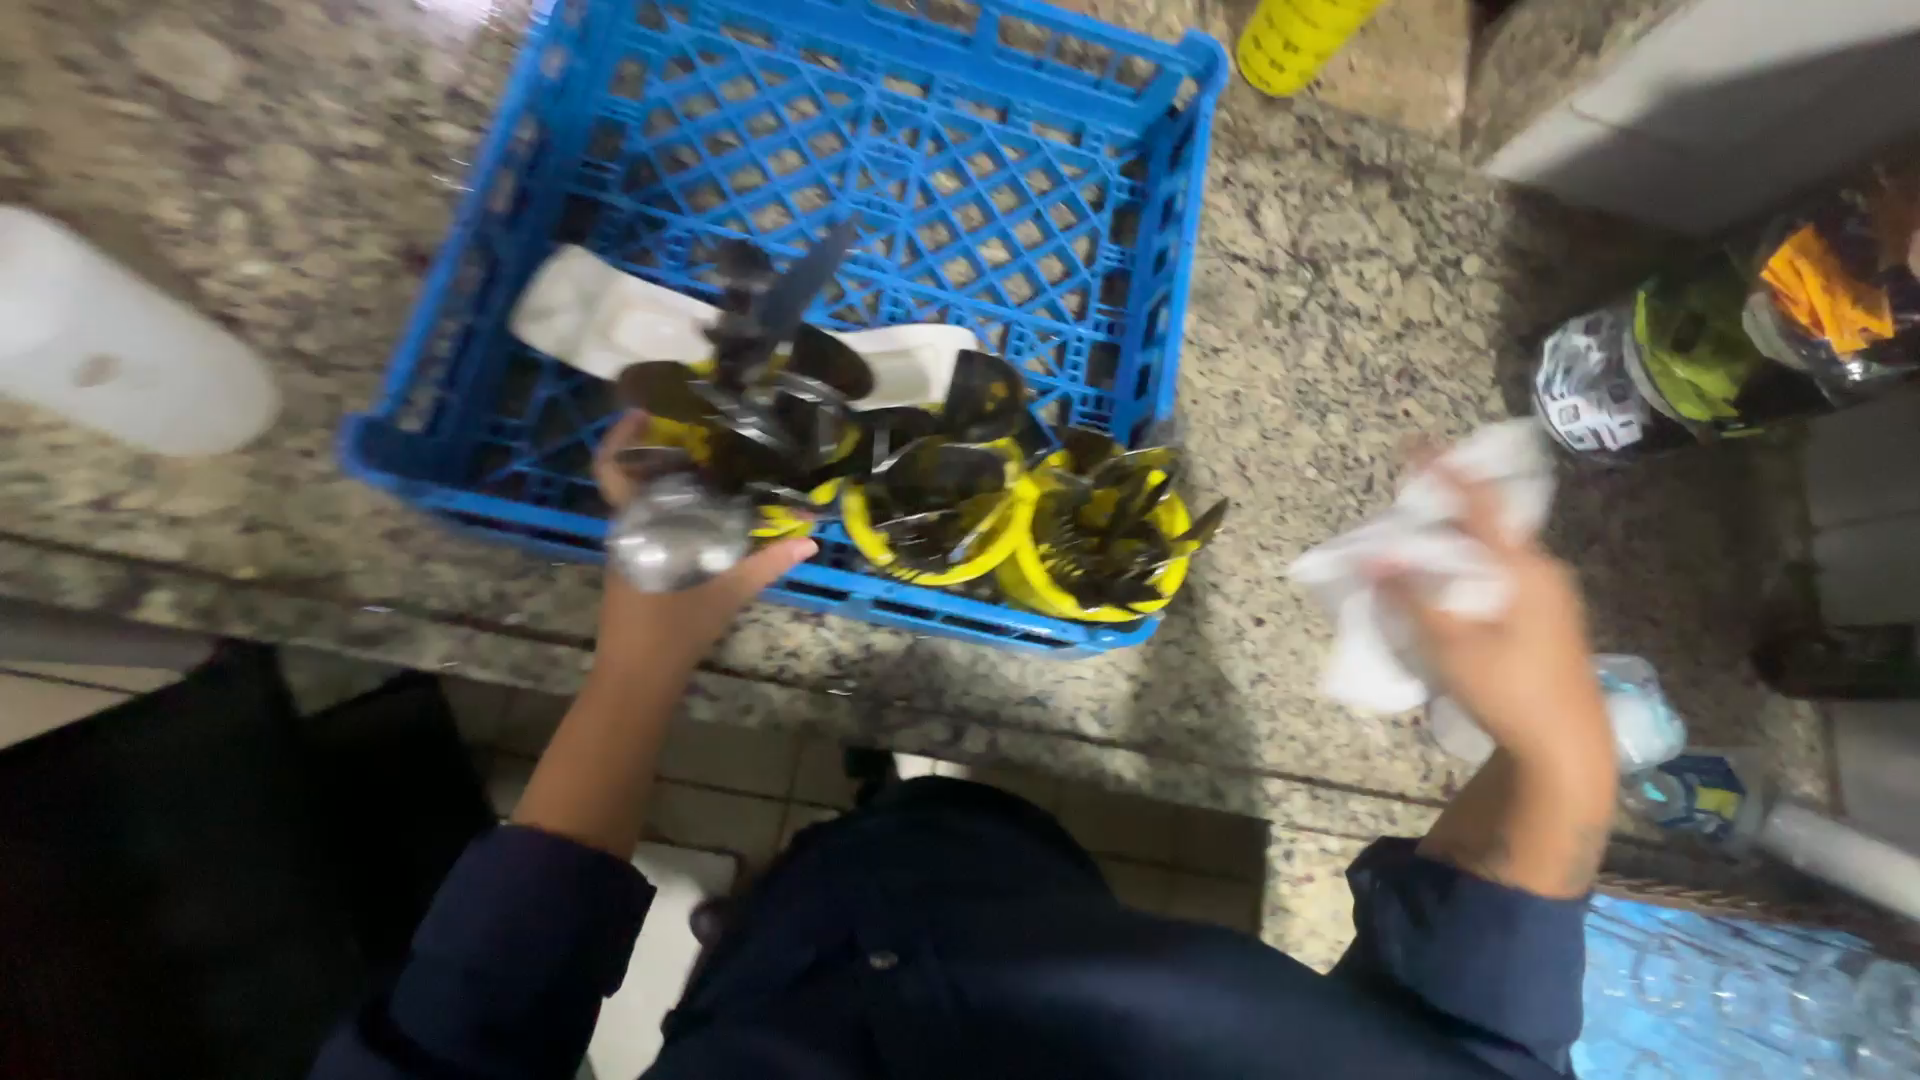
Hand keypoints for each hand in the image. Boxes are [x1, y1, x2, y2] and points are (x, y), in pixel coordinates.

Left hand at [589, 411, 816, 684]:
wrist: (637, 677)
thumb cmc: (674, 631)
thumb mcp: (727, 594)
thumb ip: (767, 564)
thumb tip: (810, 541)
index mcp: (636, 527)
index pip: (612, 470)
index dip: (621, 437)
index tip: (644, 412)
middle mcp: (625, 532)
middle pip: (634, 479)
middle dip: (662, 455)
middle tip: (705, 437)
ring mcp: (627, 551)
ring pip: (642, 503)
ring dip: (669, 484)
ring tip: (713, 470)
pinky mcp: (633, 569)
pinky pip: (649, 525)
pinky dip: (673, 512)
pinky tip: (706, 517)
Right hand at [1374, 466, 1609, 769]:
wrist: (1564, 747)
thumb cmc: (1508, 691)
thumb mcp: (1450, 645)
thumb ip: (1411, 597)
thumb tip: (1374, 557)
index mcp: (1524, 571)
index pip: (1481, 506)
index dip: (1446, 472)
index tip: (1416, 442)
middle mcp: (1542, 574)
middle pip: (1485, 529)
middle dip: (1440, 515)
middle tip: (1399, 511)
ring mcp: (1547, 598)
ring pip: (1489, 556)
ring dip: (1449, 548)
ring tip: (1408, 550)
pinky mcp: (1543, 620)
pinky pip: (1496, 578)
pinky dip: (1463, 572)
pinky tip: (1438, 590)